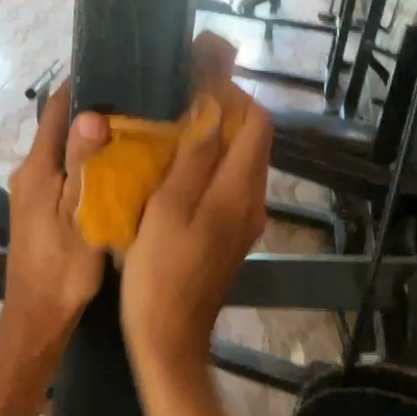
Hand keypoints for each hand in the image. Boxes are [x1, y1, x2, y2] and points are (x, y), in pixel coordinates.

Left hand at [3, 82, 109, 346]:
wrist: (38, 317)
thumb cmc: (63, 269)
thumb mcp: (80, 216)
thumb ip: (83, 166)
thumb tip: (90, 114)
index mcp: (36, 169)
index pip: (55, 112)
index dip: (78, 86)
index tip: (111, 67)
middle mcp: (29, 173)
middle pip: (59, 128)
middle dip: (91, 110)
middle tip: (135, 98)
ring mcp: (32, 191)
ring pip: (63, 151)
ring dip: (89, 137)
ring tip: (132, 125)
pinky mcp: (39, 208)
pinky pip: (63, 171)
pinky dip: (85, 161)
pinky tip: (113, 166)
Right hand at [121, 44, 272, 380]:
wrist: (169, 337)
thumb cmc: (159, 272)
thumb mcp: (168, 208)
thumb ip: (193, 158)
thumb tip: (210, 109)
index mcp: (238, 191)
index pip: (256, 123)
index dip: (232, 93)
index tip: (197, 78)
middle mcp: (251, 201)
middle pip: (253, 139)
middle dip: (224, 109)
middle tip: (180, 94)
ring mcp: (243, 220)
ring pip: (240, 160)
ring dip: (215, 134)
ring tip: (172, 121)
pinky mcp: (229, 233)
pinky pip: (228, 182)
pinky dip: (209, 161)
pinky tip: (175, 162)